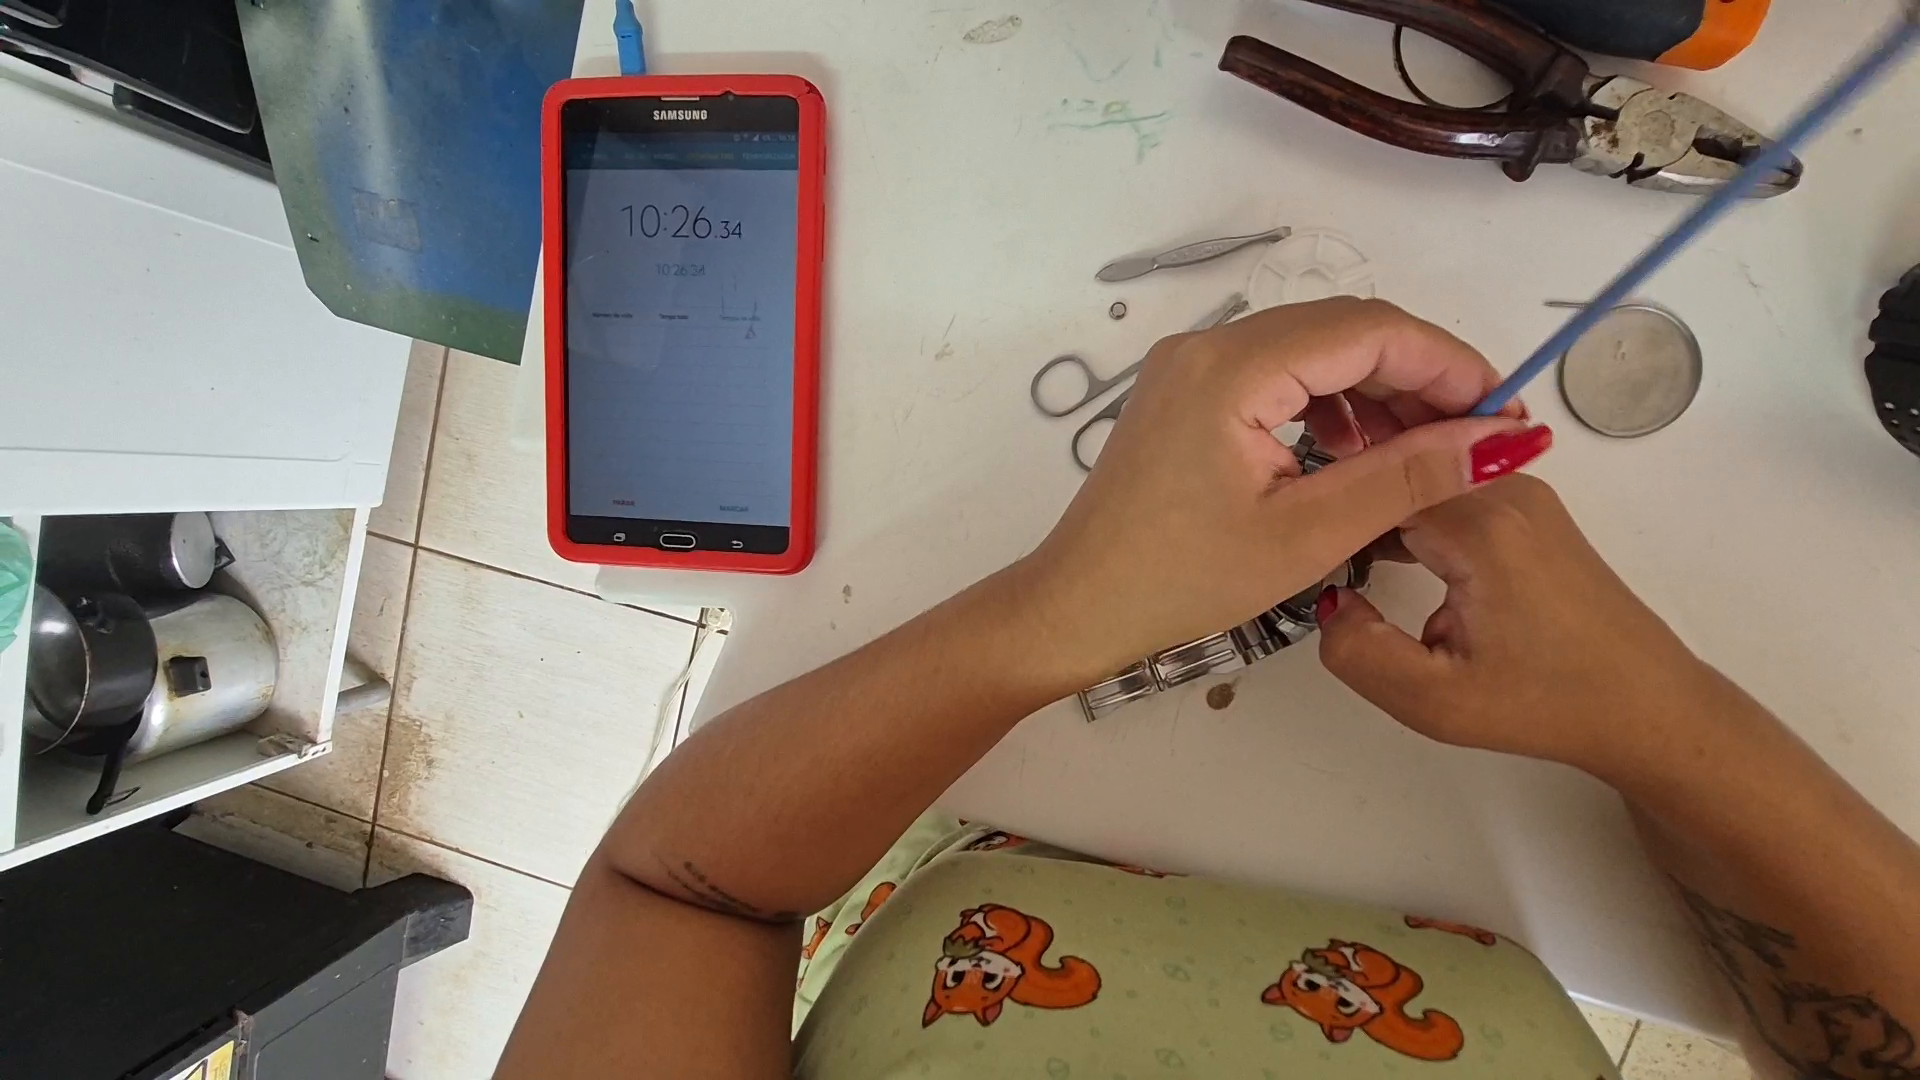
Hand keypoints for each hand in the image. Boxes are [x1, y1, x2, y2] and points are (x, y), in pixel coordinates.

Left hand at [1017, 297, 1545, 684]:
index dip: (1448, 363)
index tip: (1501, 412)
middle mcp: (1202, 348)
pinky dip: (1315, 405)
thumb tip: (1501, 439)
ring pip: (1302, 353)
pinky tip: (1343, 453)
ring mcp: (1182, 369)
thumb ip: (1407, 476)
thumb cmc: (1182, 579)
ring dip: (1364, 392)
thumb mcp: (1305, 532)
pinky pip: (1265, 378)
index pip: (1368, 330)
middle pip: (1336, 332)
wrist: (1081, 603)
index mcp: (1230, 369)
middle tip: (1466, 438)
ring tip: (1410, 455)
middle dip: (1411, 377)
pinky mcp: (1176, 396)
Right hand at [1317, 474, 1717, 773]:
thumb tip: (1327, 596)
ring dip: (1375, 517)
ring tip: (1347, 565)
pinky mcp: (1526, 510)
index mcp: (1479, 524)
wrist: (1650, 710)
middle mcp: (1503, 489)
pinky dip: (1408, 521)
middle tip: (1318, 562)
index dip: (1324, 517)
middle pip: (1392, 476)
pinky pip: (1443, 494)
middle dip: (1347, 512)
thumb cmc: (1542, 704)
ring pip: (1416, 483)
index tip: (1300, 556)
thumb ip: (1354, 649)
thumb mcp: (1430, 699)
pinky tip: (1391, 561)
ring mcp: (1520, 494)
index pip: (1368, 485)